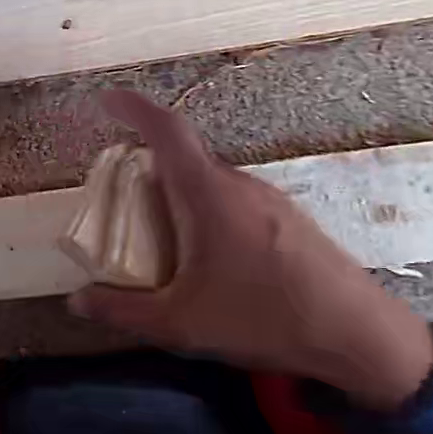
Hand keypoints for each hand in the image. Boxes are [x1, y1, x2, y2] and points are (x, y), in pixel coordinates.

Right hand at [69, 90, 432, 410]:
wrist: (356, 334)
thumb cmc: (262, 317)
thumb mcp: (180, 323)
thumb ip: (123, 311)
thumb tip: (76, 301)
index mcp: (208, 195)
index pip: (167, 132)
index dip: (134, 109)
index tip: (108, 99)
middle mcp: (239, 184)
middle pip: (186, 157)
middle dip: (149, 165)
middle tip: (123, 197)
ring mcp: (269, 198)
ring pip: (211, 180)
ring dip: (179, 192)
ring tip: (162, 234)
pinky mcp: (288, 217)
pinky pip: (234, 198)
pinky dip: (207, 208)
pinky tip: (209, 255)